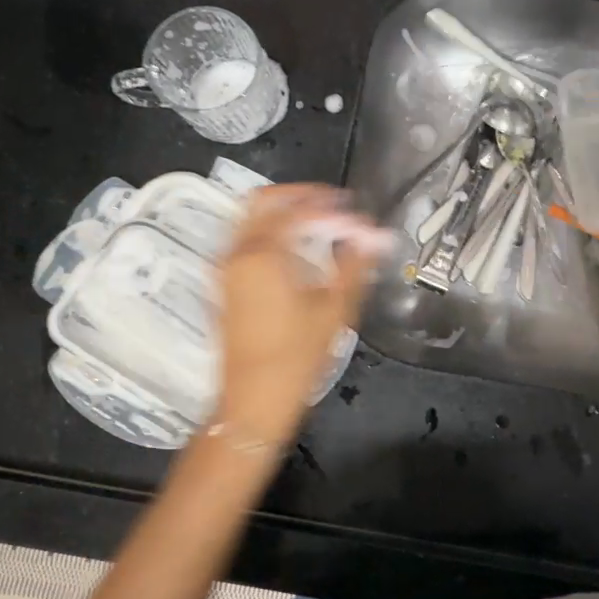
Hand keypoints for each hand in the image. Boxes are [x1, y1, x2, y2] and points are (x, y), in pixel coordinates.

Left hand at [214, 185, 387, 446]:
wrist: (252, 402)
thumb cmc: (296, 357)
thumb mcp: (334, 310)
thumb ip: (354, 265)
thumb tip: (376, 238)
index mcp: (264, 253)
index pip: (303, 211)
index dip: (338, 211)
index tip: (362, 221)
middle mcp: (238, 252)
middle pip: (265, 200)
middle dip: (302, 196)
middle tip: (335, 205)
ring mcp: (225, 268)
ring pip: (251, 218)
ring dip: (285, 214)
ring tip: (320, 227)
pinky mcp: (223, 285)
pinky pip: (245, 240)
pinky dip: (270, 233)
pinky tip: (298, 252)